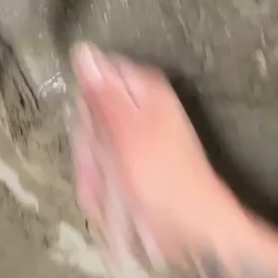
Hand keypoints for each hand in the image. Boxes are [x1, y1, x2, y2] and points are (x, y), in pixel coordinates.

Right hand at [69, 43, 255, 272]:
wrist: (195, 229)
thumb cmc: (161, 179)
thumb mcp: (123, 132)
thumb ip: (101, 91)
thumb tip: (82, 48)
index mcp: (143, 90)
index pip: (93, 80)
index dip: (85, 109)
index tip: (89, 137)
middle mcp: (143, 107)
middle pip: (92, 117)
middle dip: (89, 152)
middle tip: (100, 175)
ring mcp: (141, 137)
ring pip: (96, 148)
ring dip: (96, 176)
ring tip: (109, 198)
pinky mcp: (140, 163)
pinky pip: (107, 169)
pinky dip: (106, 189)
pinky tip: (114, 206)